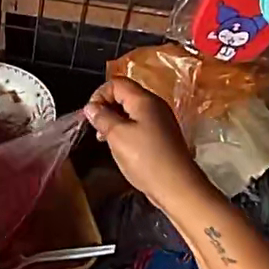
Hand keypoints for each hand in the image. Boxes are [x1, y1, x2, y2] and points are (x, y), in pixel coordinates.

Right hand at [84, 78, 210, 207]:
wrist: (177, 186)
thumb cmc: (146, 159)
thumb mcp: (117, 136)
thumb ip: (102, 117)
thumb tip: (91, 107)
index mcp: (144, 99)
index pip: (117, 82)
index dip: (99, 95)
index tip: (91, 115)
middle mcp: (155, 105)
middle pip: (125, 95)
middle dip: (106, 108)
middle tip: (97, 129)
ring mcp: (161, 120)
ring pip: (132, 111)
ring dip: (115, 121)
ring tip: (106, 140)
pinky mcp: (163, 136)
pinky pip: (140, 125)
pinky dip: (126, 131)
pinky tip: (121, 147)